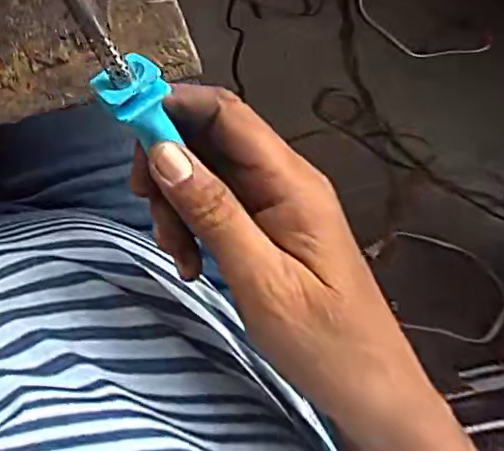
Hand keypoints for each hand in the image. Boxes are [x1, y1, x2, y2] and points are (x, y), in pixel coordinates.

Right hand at [130, 85, 471, 450]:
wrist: (374, 398)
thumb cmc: (327, 344)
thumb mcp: (263, 281)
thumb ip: (213, 210)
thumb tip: (162, 149)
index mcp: (289, 178)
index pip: (225, 110)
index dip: (174, 104)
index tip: (129, 124)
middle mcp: (279, 175)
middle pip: (207, 135)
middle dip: (166, 160)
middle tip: (143, 201)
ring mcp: (272, 197)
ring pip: (202, 168)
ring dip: (174, 199)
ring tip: (175, 251)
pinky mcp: (263, 220)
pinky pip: (211, 199)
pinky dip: (188, 221)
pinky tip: (189, 261)